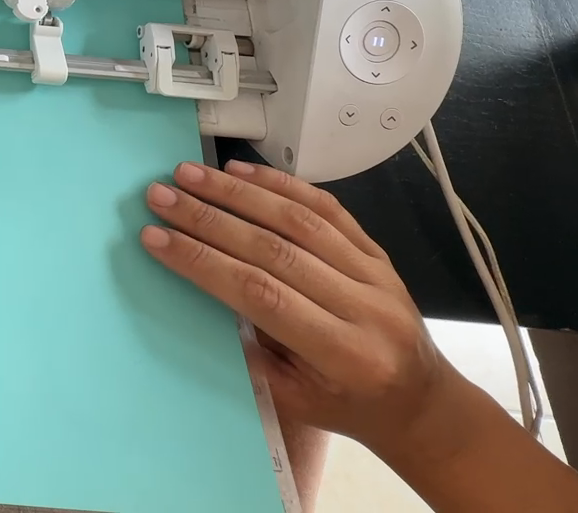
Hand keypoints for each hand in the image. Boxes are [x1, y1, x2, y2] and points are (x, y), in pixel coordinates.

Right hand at [139, 160, 460, 458]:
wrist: (423, 405)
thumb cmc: (346, 406)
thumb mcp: (292, 399)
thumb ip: (247, 346)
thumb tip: (195, 281)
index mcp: (343, 355)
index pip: (259, 294)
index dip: (202, 262)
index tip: (154, 237)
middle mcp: (365, 309)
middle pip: (273, 249)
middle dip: (207, 218)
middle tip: (161, 195)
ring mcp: (376, 274)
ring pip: (296, 219)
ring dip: (235, 192)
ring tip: (188, 174)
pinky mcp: (377, 250)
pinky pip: (326, 206)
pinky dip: (279, 183)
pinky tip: (240, 170)